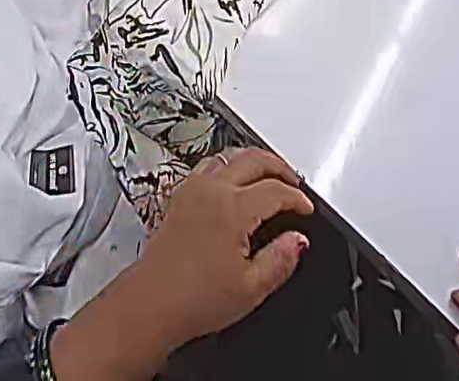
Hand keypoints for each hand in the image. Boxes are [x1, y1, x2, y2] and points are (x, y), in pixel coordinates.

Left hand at [138, 149, 314, 344]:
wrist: (152, 303)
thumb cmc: (194, 299)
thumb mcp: (251, 289)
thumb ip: (280, 260)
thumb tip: (298, 241)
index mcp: (234, 208)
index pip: (276, 190)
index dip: (297, 197)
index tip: (305, 209)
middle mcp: (213, 189)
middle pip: (255, 159)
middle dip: (280, 167)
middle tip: (293, 182)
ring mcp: (194, 188)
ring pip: (231, 155)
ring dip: (254, 161)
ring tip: (268, 175)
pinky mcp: (181, 194)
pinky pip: (210, 164)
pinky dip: (229, 165)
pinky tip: (233, 179)